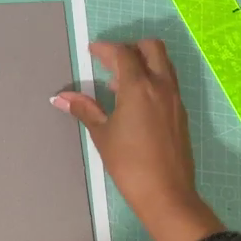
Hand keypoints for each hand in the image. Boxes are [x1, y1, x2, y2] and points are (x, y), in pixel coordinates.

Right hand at [53, 39, 223, 240]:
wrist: (167, 193)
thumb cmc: (129, 164)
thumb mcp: (102, 135)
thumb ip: (84, 110)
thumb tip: (60, 98)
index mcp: (139, 87)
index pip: (123, 54)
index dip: (106, 49)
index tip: (92, 51)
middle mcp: (161, 86)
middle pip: (151, 48)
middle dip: (130, 47)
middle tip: (110, 60)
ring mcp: (175, 98)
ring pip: (163, 64)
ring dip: (143, 62)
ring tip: (119, 82)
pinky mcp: (181, 112)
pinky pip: (167, 82)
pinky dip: (151, 79)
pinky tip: (134, 101)